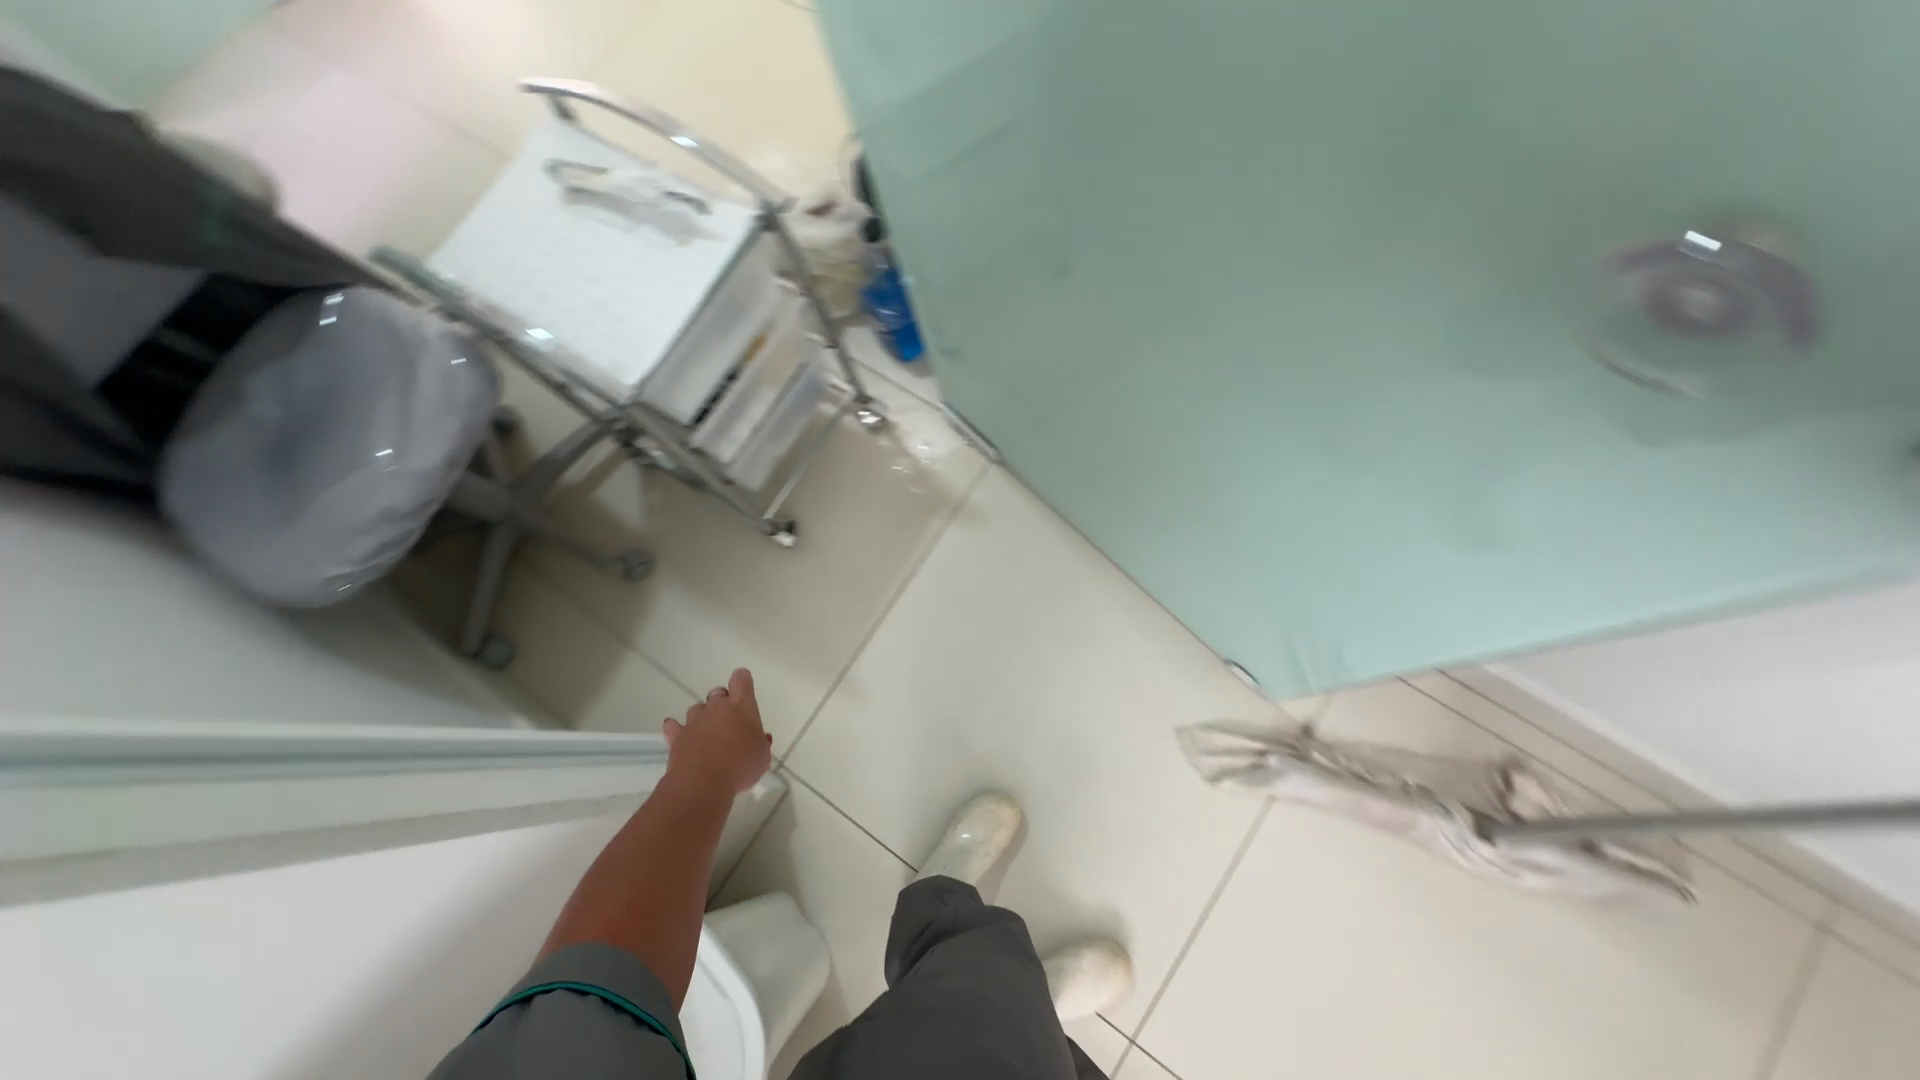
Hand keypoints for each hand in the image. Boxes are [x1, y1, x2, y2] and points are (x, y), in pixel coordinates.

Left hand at [663, 668, 771, 793]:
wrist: (703, 783)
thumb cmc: (740, 767)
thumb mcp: (762, 757)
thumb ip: (761, 744)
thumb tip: (761, 738)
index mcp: (741, 707)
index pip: (741, 680)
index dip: (742, 682)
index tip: (744, 691)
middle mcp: (717, 708)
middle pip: (718, 693)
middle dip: (723, 703)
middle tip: (729, 722)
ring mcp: (695, 720)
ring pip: (697, 708)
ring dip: (702, 717)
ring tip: (707, 735)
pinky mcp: (677, 735)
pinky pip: (675, 726)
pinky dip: (677, 729)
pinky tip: (682, 737)